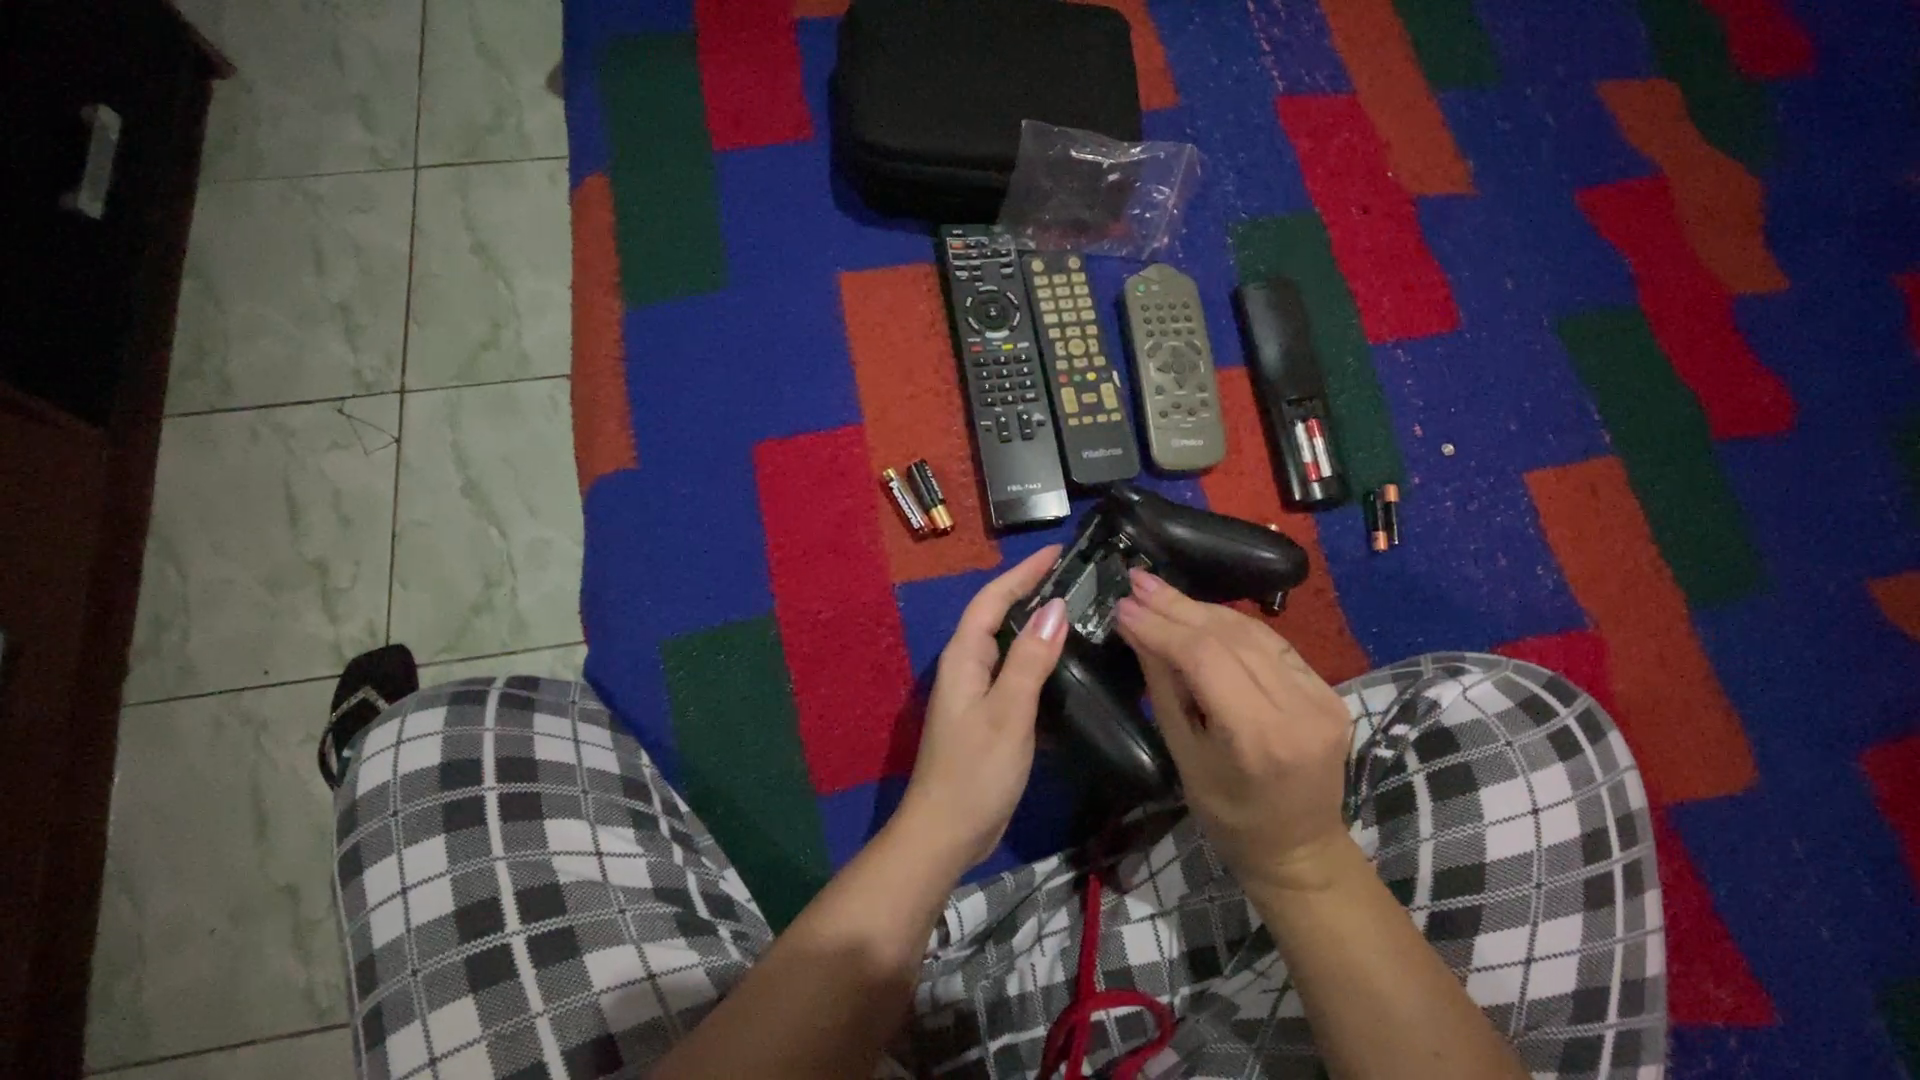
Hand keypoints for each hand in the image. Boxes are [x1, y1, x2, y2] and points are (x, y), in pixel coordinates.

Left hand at [893, 546, 1069, 869]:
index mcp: (964, 658)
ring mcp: (976, 695)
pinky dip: (1041, 664)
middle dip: (1032, 592)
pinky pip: (1017, 677)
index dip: (1022, 572)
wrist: (946, 833)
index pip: (992, 599)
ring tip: (1080, 612)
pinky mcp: (989, 719)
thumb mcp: (1008, 713)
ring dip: (1039, 627)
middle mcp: (967, 668)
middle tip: (1076, 577)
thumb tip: (1054, 607)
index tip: (1057, 551)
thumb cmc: (974, 771)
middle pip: (999, 617)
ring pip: (1010, 647)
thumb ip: (1030, 660)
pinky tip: (1070, 667)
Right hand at [1114, 569, 1353, 891]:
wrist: (1299, 848)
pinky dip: (1232, 625)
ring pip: (1254, 632)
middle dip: (1176, 607)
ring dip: (1202, 609)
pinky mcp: (1330, 691)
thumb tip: (1136, 628)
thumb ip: (1164, 687)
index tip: (1123, 605)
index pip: (1205, 658)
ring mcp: (1322, 697)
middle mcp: (1299, 709)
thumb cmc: (1229, 817)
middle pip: (1231, 637)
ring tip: (1158, 591)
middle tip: (1136, 581)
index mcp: (1259, 737)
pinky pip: (1274, 645)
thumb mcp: (1184, 756)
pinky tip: (1199, 612)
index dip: (1161, 626)